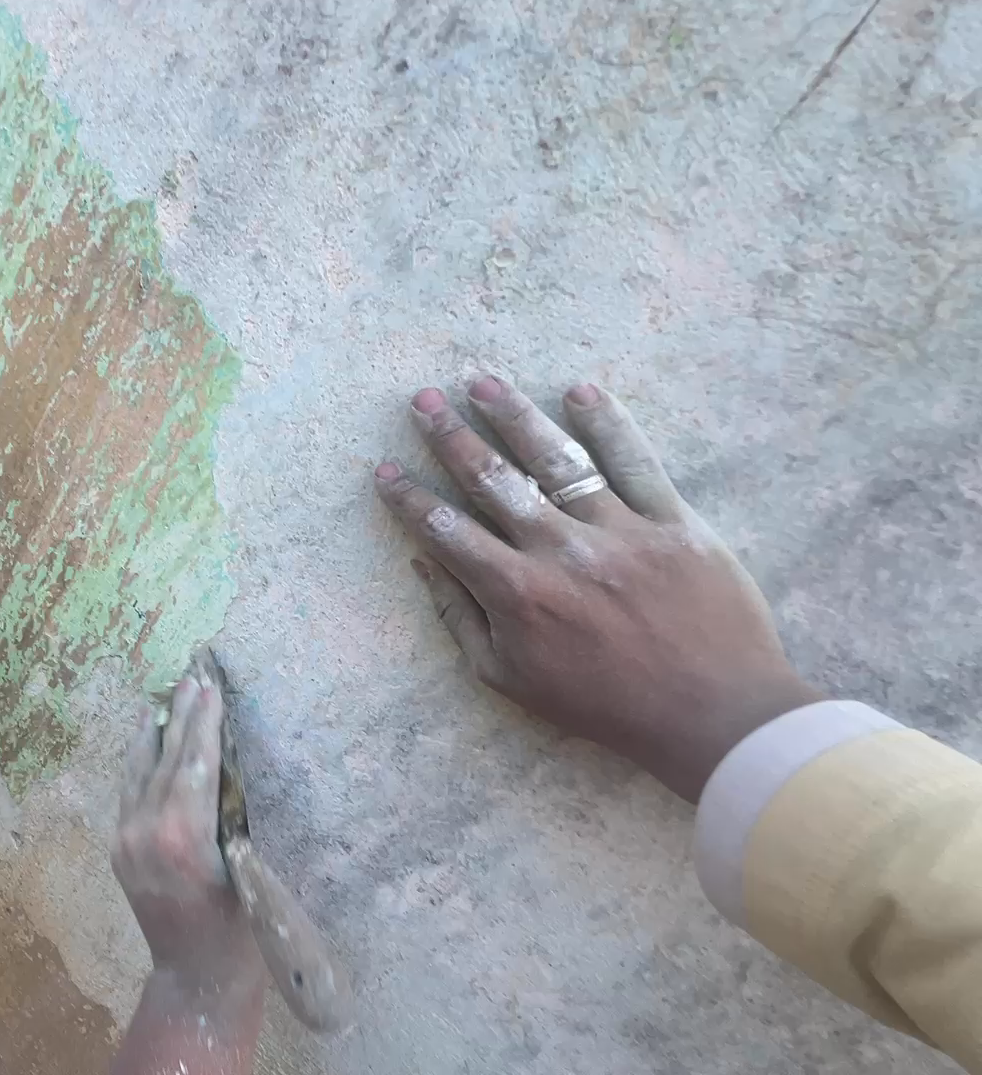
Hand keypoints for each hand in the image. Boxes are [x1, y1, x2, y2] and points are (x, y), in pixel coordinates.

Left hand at [111, 673, 264, 1074]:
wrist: (195, 977)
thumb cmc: (239, 930)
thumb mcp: (245, 865)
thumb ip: (227, 811)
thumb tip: (219, 756)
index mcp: (181, 836)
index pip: (193, 762)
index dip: (203, 722)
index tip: (209, 687)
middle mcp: (144, 830)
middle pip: (165, 759)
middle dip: (180, 716)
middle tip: (191, 678)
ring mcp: (124, 838)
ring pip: (139, 770)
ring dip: (155, 732)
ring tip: (167, 697)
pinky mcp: (117, 846)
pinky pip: (129, 792)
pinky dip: (141, 762)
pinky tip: (148, 740)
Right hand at [374, 378, 821, 800]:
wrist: (715, 717)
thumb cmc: (597, 702)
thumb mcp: (503, 676)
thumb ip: (458, 616)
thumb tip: (422, 562)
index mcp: (513, 590)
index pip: (443, 528)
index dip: (407, 497)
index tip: (384, 470)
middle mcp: (558, 550)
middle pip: (492, 479)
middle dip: (449, 436)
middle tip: (422, 400)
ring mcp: (619, 531)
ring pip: (556, 460)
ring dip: (514, 416)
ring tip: (483, 382)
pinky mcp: (676, 524)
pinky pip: (637, 465)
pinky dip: (608, 425)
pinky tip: (579, 391)